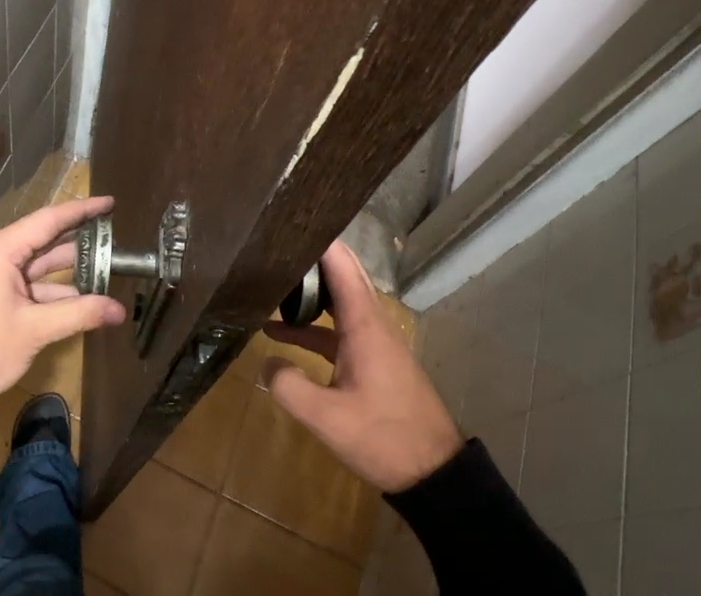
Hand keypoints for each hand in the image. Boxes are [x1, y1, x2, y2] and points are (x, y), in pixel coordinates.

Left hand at [0, 196, 127, 414]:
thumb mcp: (34, 331)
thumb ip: (80, 314)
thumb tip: (119, 311)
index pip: (47, 220)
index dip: (81, 210)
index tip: (108, 202)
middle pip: (39, 241)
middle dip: (76, 245)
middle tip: (112, 242)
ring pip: (29, 264)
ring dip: (61, 272)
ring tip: (101, 273)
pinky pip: (15, 280)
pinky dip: (41, 288)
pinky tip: (71, 299)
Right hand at [260, 241, 463, 492]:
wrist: (435, 475)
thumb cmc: (384, 438)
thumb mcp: (327, 418)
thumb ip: (289, 386)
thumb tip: (265, 362)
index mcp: (365, 325)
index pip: (342, 265)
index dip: (318, 241)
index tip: (287, 224)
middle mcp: (372, 324)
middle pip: (341, 277)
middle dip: (309, 260)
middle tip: (271, 246)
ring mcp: (374, 343)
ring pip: (338, 304)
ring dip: (307, 294)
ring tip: (266, 286)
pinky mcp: (373, 362)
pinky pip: (338, 330)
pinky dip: (312, 326)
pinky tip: (281, 336)